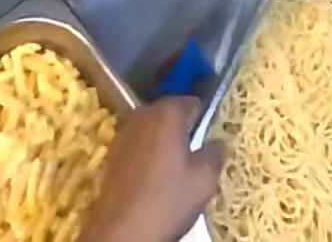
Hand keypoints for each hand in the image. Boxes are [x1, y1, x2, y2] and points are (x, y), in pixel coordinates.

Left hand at [80, 97, 223, 241]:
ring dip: (163, 142)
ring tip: (170, 173)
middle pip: (172, 114)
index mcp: (169, 111)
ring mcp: (125, 130)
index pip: (195, 103)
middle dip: (183, 132)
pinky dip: (146, 154)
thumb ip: (215, 154)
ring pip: (153, 129)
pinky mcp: (112, 150)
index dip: (204, 122)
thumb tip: (219, 142)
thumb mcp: (203, 181)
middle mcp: (145, 111)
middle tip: (191, 161)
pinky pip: (138, 143)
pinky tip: (150, 179)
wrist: (122, 232)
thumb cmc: (166, 201)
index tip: (207, 144)